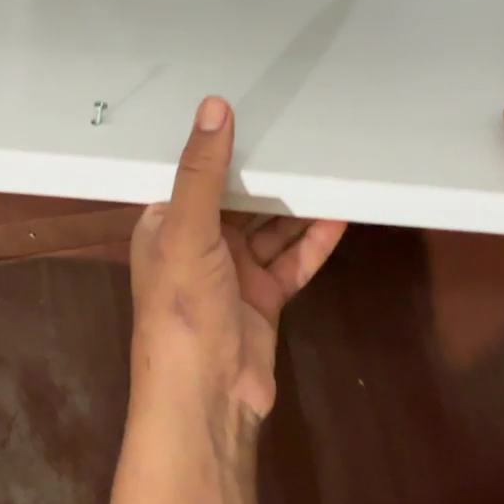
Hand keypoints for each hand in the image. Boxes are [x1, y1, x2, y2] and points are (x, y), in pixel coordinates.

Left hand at [131, 96, 346, 421]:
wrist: (207, 397)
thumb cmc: (183, 306)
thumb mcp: (186, 230)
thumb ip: (202, 171)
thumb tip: (214, 106)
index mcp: (163, 224)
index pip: (190, 175)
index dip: (215, 146)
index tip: (248, 108)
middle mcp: (195, 244)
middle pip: (235, 199)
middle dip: (264, 172)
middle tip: (301, 131)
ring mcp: (231, 273)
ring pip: (268, 228)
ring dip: (294, 204)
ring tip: (328, 165)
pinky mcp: (263, 297)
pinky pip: (292, 260)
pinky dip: (313, 240)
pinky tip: (339, 214)